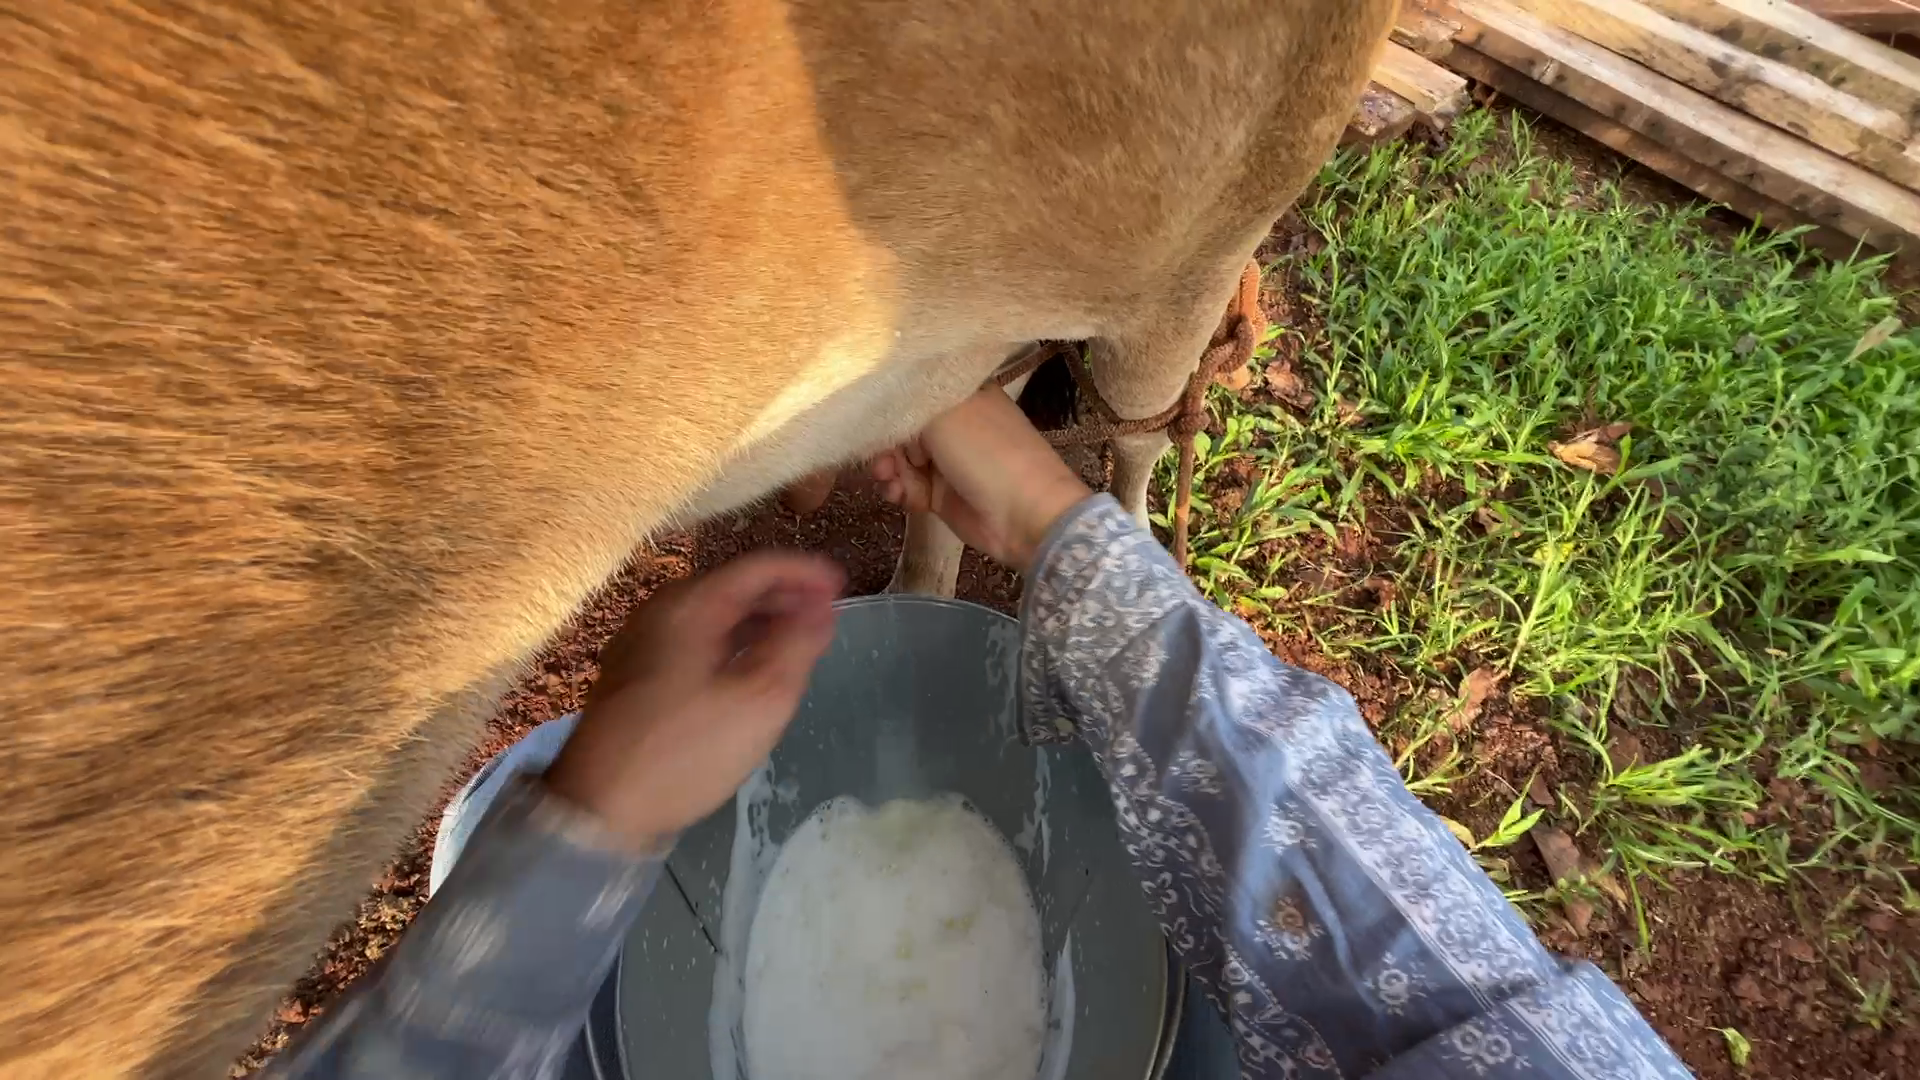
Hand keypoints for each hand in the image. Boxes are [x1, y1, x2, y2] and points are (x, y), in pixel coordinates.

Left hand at [543, 552, 842, 849]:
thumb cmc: (686, 751)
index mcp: (691, 606)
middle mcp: (662, 611)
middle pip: (736, 586)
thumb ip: (798, 644)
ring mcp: (644, 640)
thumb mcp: (760, 699)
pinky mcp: (637, 671)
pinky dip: (736, 640)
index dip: (806, 572)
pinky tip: (755, 665)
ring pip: (717, 613)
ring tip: (800, 639)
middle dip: (787, 595)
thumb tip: (822, 609)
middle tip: (826, 614)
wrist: (595, 812)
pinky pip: (699, 637)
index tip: (842, 586)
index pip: (759, 567)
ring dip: (764, 619)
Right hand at [870, 389, 1090, 572]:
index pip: (914, 391)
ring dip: (888, 469)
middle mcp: (955, 424)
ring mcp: (948, 461)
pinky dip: (899, 491)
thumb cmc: (986, 453)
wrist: (1022, 514)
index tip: (874, 417)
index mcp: (962, 394)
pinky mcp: (940, 495)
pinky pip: (908, 487)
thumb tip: (884, 417)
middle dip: (886, 443)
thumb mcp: (943, 414)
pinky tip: (898, 495)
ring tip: (888, 479)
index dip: (891, 405)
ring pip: (901, 459)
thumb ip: (906, 409)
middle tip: (882, 459)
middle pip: (902, 428)